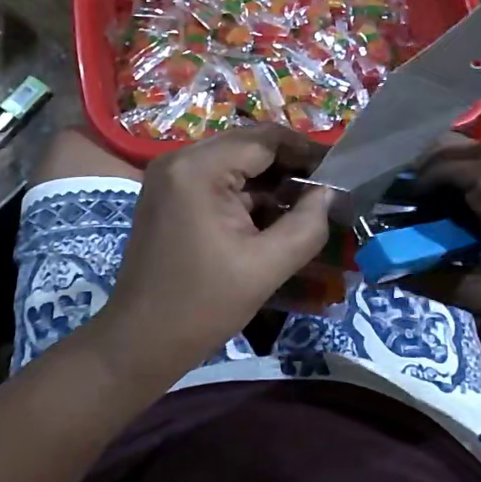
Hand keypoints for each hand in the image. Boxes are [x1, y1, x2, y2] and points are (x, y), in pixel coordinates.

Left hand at [98, 126, 332, 375]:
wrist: (139, 341)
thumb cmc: (202, 305)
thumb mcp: (266, 267)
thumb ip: (307, 225)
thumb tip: (330, 194)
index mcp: (198, 169)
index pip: (265, 140)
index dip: (307, 151)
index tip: (340, 170)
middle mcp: (179, 160)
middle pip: (248, 145)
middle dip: (290, 164)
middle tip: (327, 188)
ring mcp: (170, 177)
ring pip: (234, 162)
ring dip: (270, 180)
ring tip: (308, 203)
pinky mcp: (169, 195)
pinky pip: (216, 180)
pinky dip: (247, 193)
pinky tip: (274, 215)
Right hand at [401, 140, 480, 350]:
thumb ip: (437, 284)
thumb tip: (387, 276)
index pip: (442, 163)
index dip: (413, 180)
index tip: (397, 205)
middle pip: (457, 146)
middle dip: (426, 167)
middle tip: (410, 203)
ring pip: (479, 153)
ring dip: (452, 173)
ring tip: (441, 212)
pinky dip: (477, 178)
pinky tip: (479, 215)